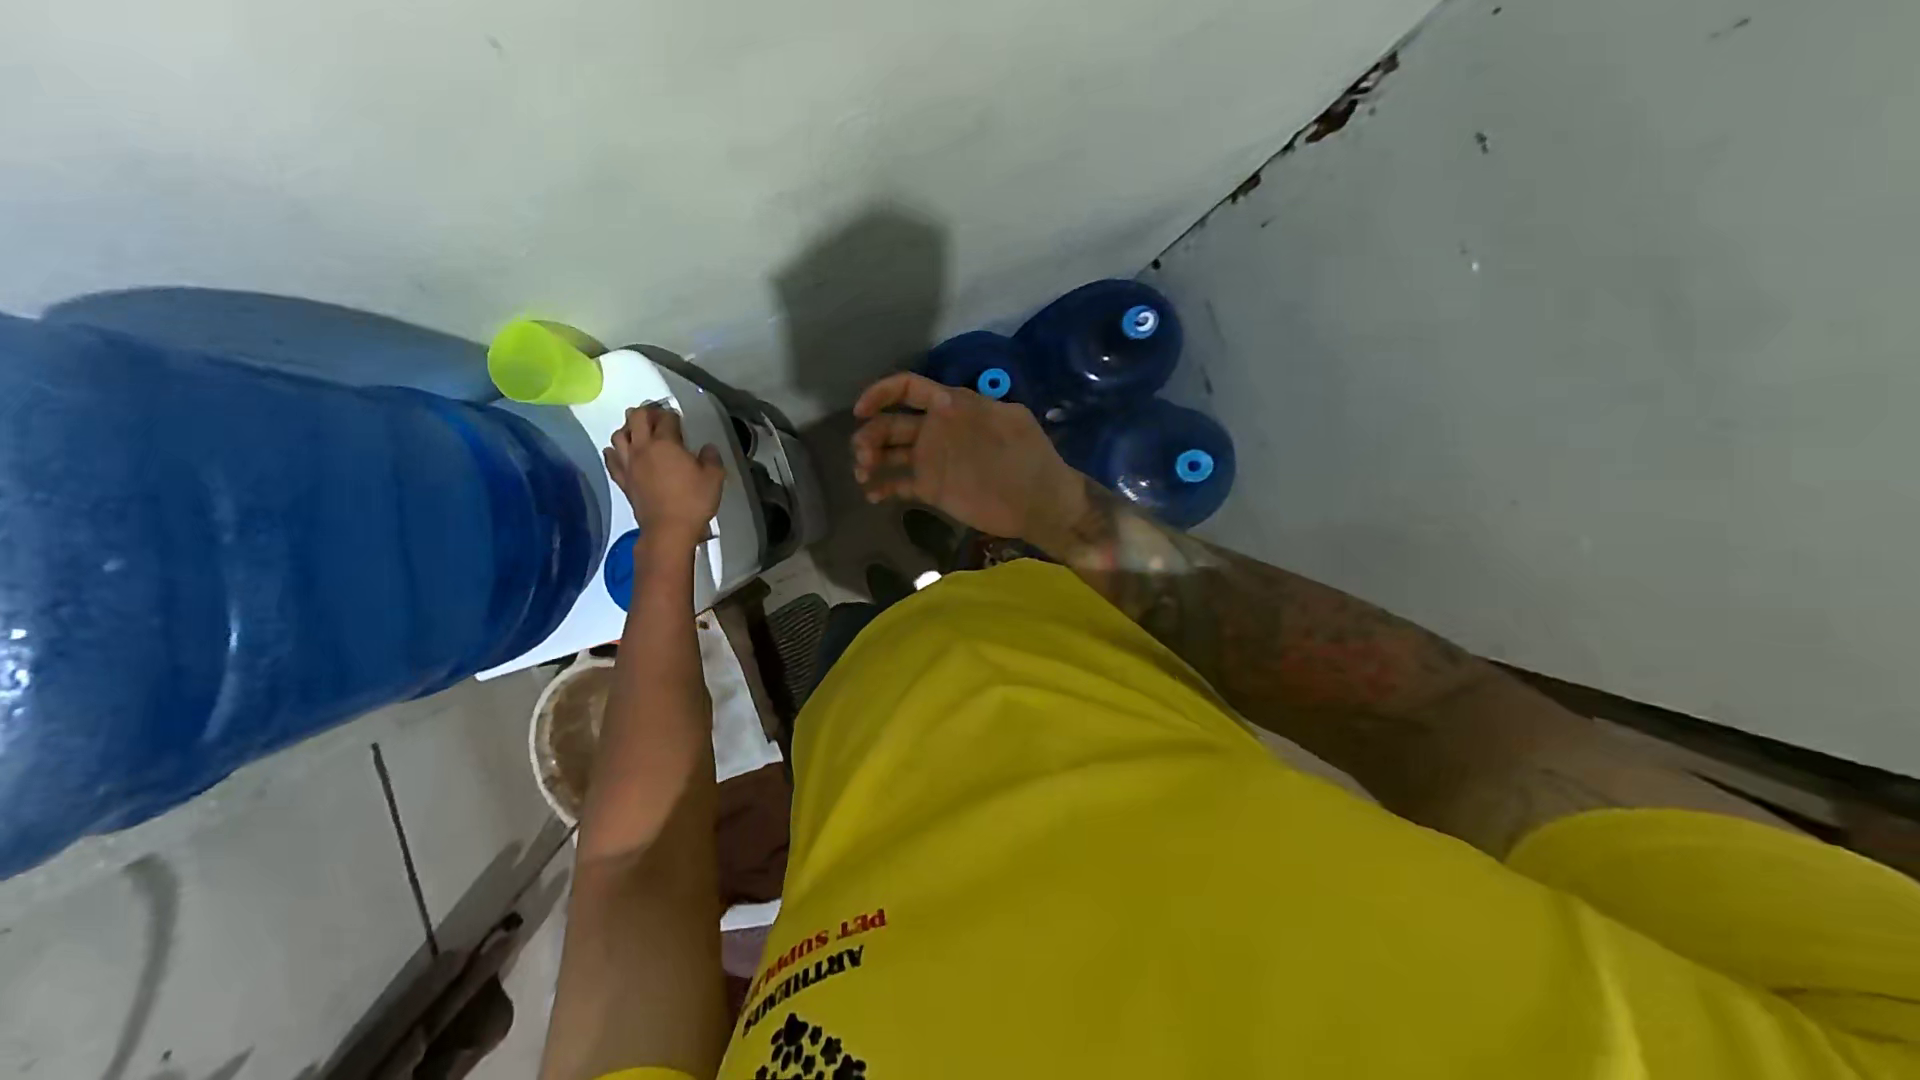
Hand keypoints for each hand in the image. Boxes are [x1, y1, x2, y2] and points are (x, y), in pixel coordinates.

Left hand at [604, 405, 724, 545]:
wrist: (668, 529)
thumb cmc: (693, 501)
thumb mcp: (714, 477)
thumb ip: (711, 458)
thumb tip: (707, 448)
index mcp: (666, 443)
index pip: (666, 419)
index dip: (673, 414)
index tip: (679, 418)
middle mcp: (643, 448)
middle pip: (637, 418)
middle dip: (646, 412)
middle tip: (656, 415)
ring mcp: (629, 463)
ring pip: (619, 435)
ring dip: (628, 428)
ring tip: (637, 430)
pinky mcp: (623, 480)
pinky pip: (611, 460)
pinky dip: (613, 451)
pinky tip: (617, 450)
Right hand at [850, 373, 1086, 541]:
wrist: (1040, 504)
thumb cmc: (1030, 459)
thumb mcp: (1013, 422)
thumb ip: (979, 408)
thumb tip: (945, 399)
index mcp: (952, 408)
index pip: (909, 389)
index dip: (881, 393)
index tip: (860, 410)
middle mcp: (937, 431)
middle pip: (891, 424)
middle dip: (870, 434)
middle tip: (862, 455)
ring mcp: (933, 461)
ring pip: (890, 454)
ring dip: (869, 459)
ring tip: (863, 473)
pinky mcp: (932, 489)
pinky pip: (899, 484)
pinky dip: (882, 488)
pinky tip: (872, 495)